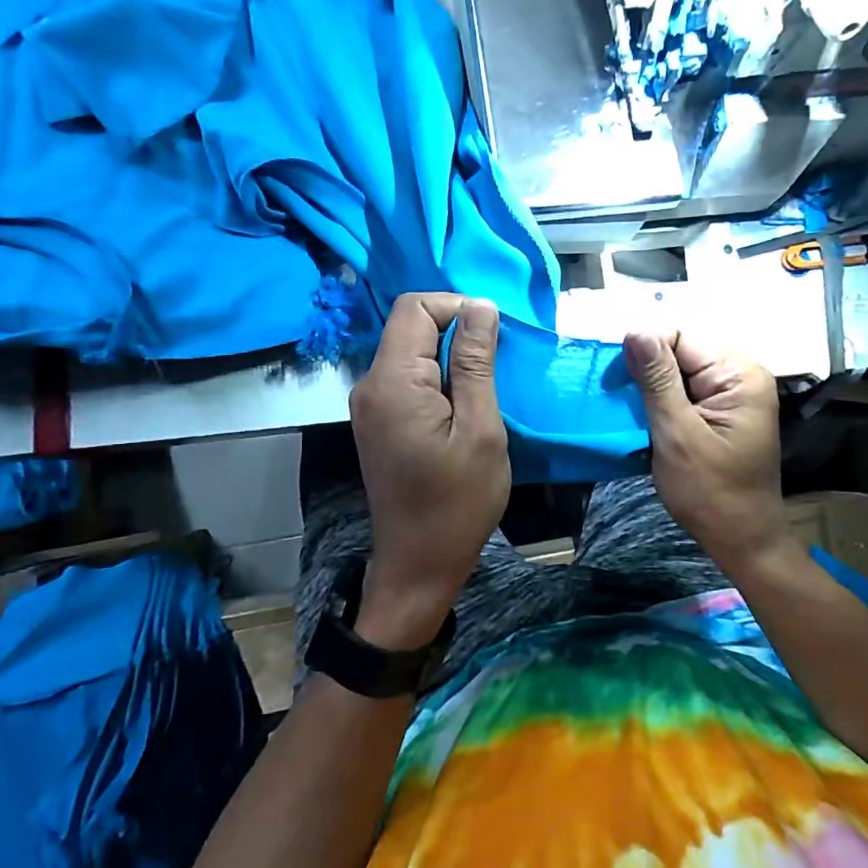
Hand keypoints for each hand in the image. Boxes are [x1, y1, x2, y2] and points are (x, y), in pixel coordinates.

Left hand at [349, 293, 508, 647]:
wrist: (420, 561)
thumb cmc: (459, 501)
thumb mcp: (481, 429)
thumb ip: (476, 363)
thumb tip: (480, 308)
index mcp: (392, 382)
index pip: (415, 307)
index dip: (457, 307)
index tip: (495, 336)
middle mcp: (370, 385)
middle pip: (409, 325)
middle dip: (455, 329)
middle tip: (498, 362)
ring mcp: (370, 404)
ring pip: (410, 350)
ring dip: (450, 354)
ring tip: (487, 383)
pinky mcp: (378, 420)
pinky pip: (407, 377)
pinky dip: (438, 375)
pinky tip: (465, 400)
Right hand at [623, 331, 795, 573]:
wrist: (742, 540)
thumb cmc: (711, 492)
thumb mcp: (677, 435)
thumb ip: (657, 380)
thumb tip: (635, 330)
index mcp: (739, 375)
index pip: (681, 336)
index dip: (645, 352)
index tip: (616, 382)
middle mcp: (741, 376)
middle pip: (681, 352)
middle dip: (647, 373)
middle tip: (620, 402)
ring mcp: (735, 396)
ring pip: (680, 374)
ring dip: (652, 392)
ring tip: (630, 415)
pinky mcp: (724, 414)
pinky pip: (687, 394)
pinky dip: (664, 405)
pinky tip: (648, 424)